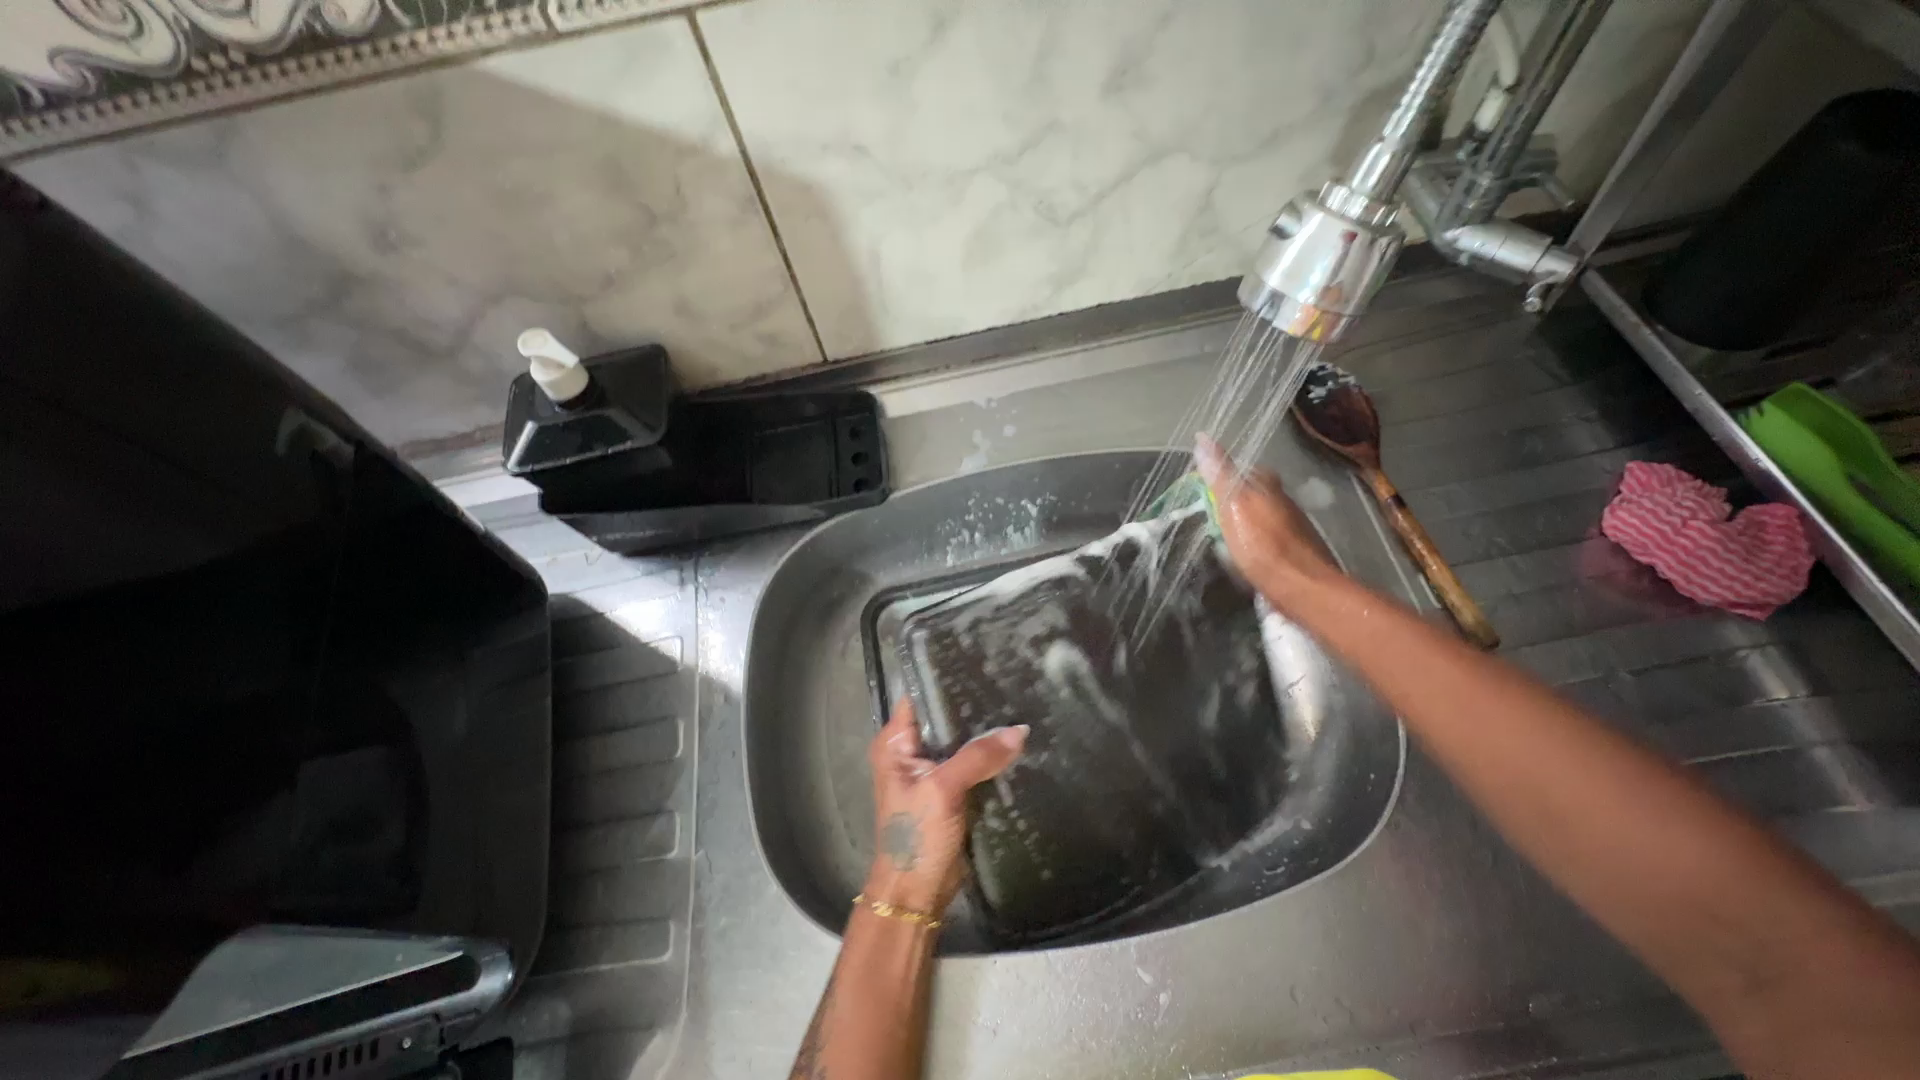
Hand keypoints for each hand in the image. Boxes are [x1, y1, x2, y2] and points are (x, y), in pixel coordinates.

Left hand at [864, 699, 1026, 915]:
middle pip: (945, 719)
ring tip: (1022, 707)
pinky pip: (974, 766)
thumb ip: (978, 757)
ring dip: (986, 735)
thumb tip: (1020, 730)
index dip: (947, 680)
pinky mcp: (952, 793)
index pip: (920, 697)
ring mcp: (933, 773)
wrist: (916, 893)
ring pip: (963, 743)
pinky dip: (992, 759)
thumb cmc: (915, 836)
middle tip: (1012, 684)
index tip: (982, 663)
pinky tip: (1018, 743)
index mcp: (895, 743)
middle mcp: (911, 752)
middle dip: (974, 708)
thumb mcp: (943, 790)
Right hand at [1194, 434, 1343, 610]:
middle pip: (1256, 491)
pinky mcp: (1298, 549)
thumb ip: (1220, 475)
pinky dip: (1257, 539)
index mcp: (1268, 486)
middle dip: (1235, 497)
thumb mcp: (1233, 507)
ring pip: (1265, 514)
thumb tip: (1203, 437)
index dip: (1224, 474)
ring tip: (1224, 532)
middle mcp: (1284, 500)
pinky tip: (1247, 552)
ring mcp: (1294, 526)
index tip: (1203, 487)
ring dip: (1246, 519)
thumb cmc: (1263, 547)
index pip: (1245, 469)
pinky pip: (1271, 536)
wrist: (1303, 588)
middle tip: (1210, 512)